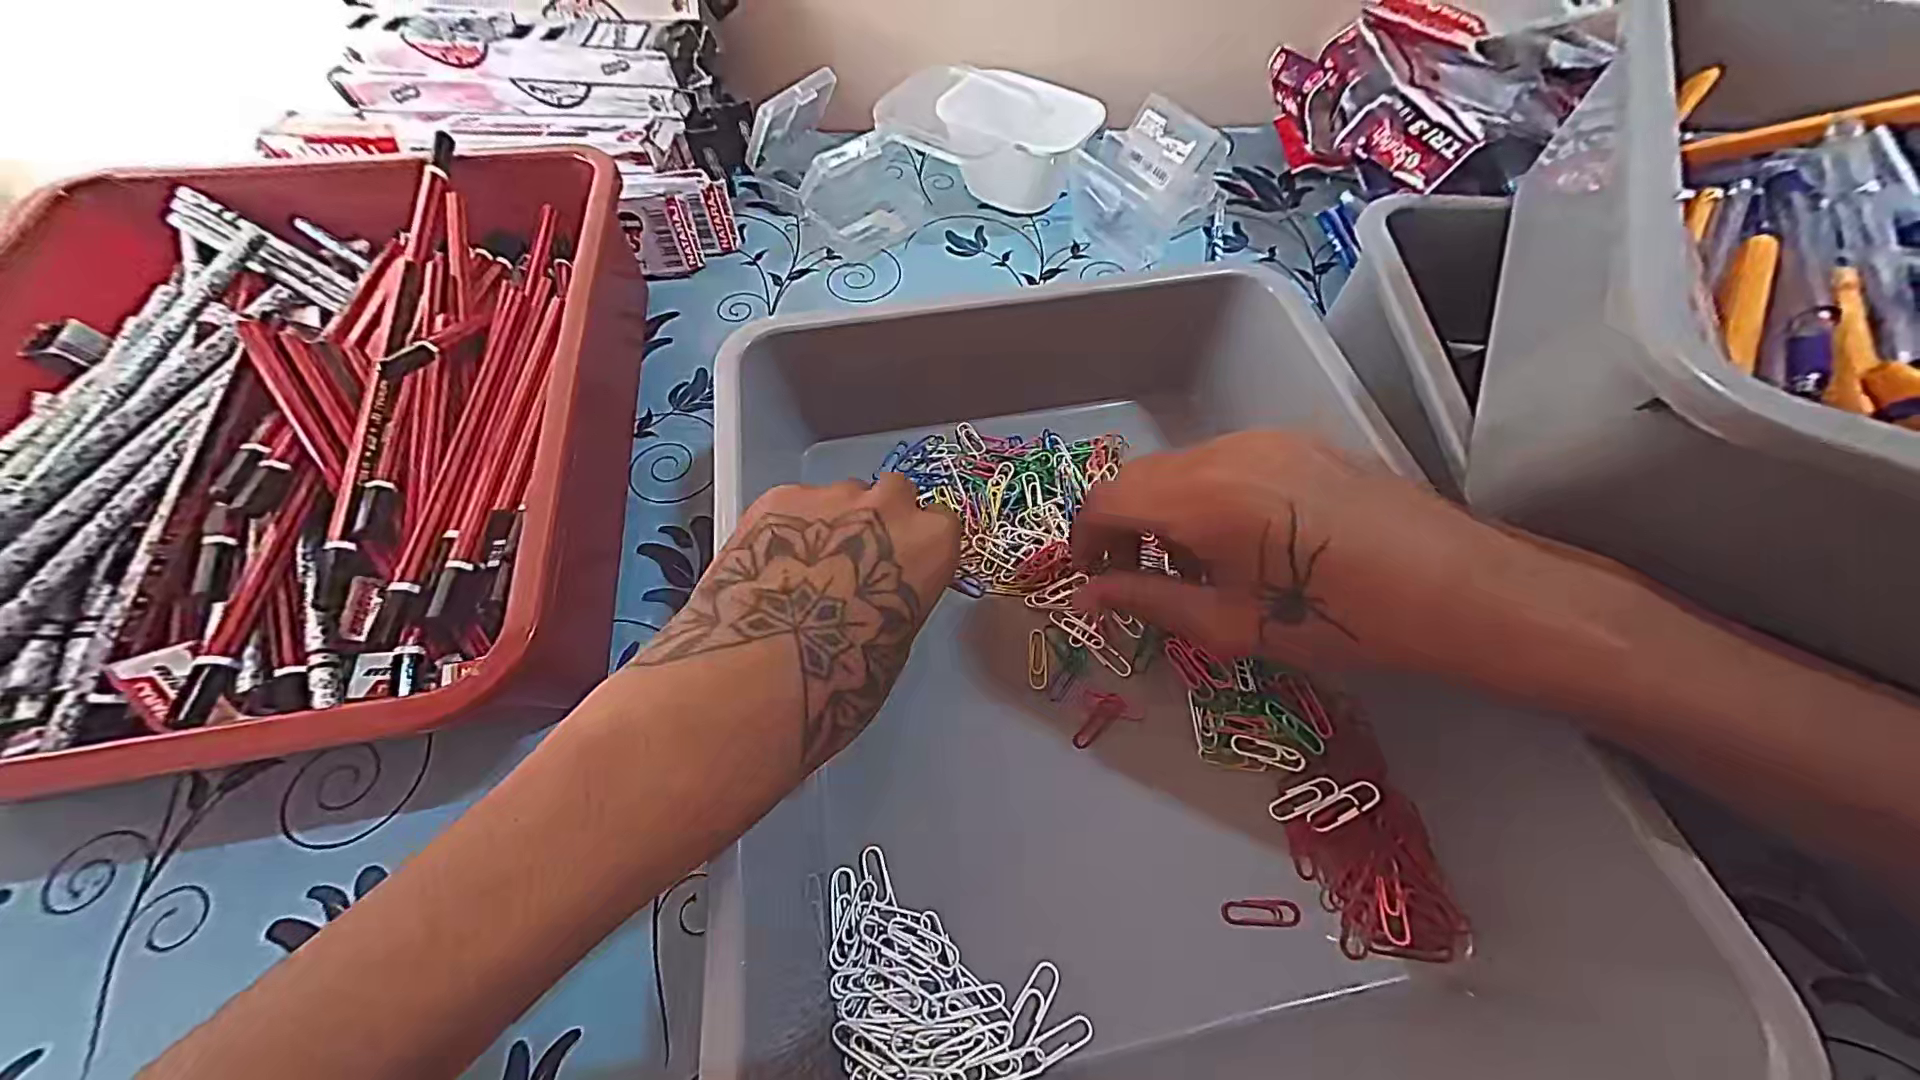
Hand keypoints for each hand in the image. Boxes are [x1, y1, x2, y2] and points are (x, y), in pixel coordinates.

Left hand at [633, 473, 960, 769]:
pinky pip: (793, 502)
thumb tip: (888, 593)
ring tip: (804, 568)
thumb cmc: (839, 677)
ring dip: (833, 521)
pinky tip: (771, 566)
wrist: (758, 672)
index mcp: (929, 543)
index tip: (904, 563)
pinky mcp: (776, 498)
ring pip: (841, 494)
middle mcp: (886, 506)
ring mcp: (829, 496)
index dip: (920, 544)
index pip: (942, 523)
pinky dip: (788, 525)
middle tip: (855, 562)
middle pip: (895, 493)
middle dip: (880, 519)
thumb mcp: (897, 641)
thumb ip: (903, 597)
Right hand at [1070, 431, 1542, 675]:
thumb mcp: (1228, 624)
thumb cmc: (1340, 620)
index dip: (1082, 539)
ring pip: (1174, 467)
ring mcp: (1263, 440)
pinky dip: (1195, 497)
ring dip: (1156, 511)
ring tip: (1184, 565)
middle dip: (1115, 526)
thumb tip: (1087, 598)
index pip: (1105, 500)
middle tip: (1126, 574)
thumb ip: (1146, 601)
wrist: (1463, 592)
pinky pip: (1217, 462)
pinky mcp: (1294, 442)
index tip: (1089, 577)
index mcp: (1202, 497)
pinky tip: (1229, 540)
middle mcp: (1225, 451)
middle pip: (1135, 477)